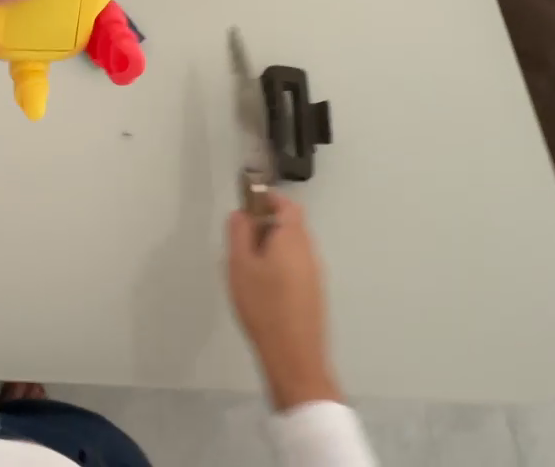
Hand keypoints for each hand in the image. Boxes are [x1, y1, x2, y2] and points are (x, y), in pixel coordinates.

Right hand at [227, 193, 342, 410]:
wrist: (294, 355)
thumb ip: (239, 233)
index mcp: (292, 239)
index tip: (248, 202)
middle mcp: (309, 253)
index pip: (287, 205)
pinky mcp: (314, 294)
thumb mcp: (240, 264)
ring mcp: (315, 275)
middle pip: (291, 225)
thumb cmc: (263, 304)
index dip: (268, 198)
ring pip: (293, 247)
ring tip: (248, 263)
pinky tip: (262, 286)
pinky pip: (296, 266)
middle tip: (241, 236)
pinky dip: (280, 263)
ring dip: (272, 245)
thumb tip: (241, 213)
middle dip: (266, 224)